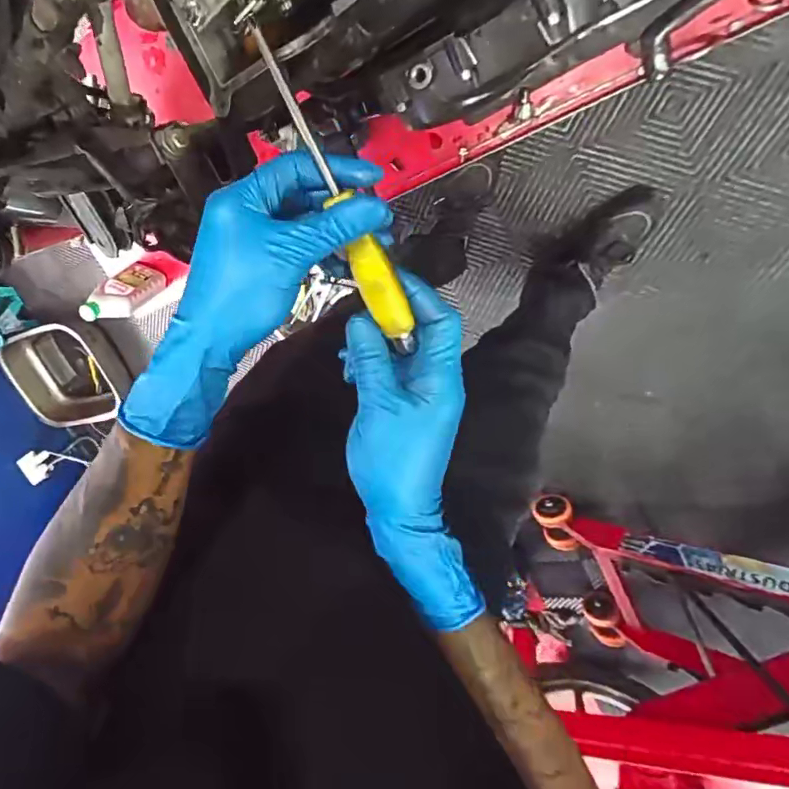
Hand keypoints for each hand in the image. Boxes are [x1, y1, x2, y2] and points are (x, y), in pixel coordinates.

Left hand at [118, 152, 391, 448]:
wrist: (212, 341)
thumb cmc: (235, 297)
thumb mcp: (292, 253)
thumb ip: (335, 226)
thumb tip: (372, 207)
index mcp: (243, 197)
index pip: (296, 167)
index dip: (336, 169)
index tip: (368, 177)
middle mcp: (247, 210)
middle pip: (303, 193)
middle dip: (341, 204)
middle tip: (371, 214)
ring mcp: (254, 234)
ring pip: (304, 221)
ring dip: (336, 229)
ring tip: (366, 240)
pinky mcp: (263, 257)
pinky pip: (299, 242)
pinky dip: (323, 248)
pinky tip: (345, 259)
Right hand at [342, 270, 483, 630]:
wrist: (399, 509)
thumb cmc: (394, 460)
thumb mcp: (378, 406)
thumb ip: (370, 361)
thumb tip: (360, 320)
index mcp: (441, 377)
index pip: (441, 320)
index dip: (419, 294)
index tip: (388, 278)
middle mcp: (437, 378)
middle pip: (421, 330)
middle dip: (390, 315)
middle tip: (358, 305)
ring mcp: (421, 391)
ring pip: (402, 348)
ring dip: (375, 341)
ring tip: (347, 349)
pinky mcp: (405, 402)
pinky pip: (391, 368)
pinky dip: (371, 361)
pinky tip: (349, 368)